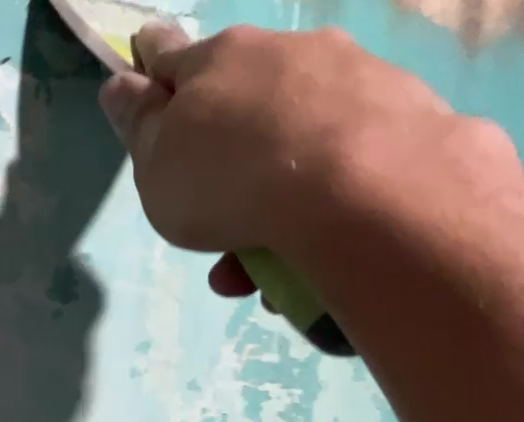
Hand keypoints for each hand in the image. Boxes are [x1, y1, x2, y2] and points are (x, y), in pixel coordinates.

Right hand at [97, 23, 521, 295]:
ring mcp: (350, 75)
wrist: (361, 191)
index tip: (141, 65)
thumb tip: (121, 85)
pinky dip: (315, 204)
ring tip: (252, 266)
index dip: (150, 66)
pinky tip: (302, 254)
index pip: (167, 55)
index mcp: (217, 60)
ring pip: (288, 141)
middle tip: (203, 222)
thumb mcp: (155, 164)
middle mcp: (285, 52)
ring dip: (265, 197)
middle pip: (236, 105)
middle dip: (217, 159)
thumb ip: (138, 125)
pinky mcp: (402, 111)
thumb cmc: (229, 178)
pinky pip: (337, 162)